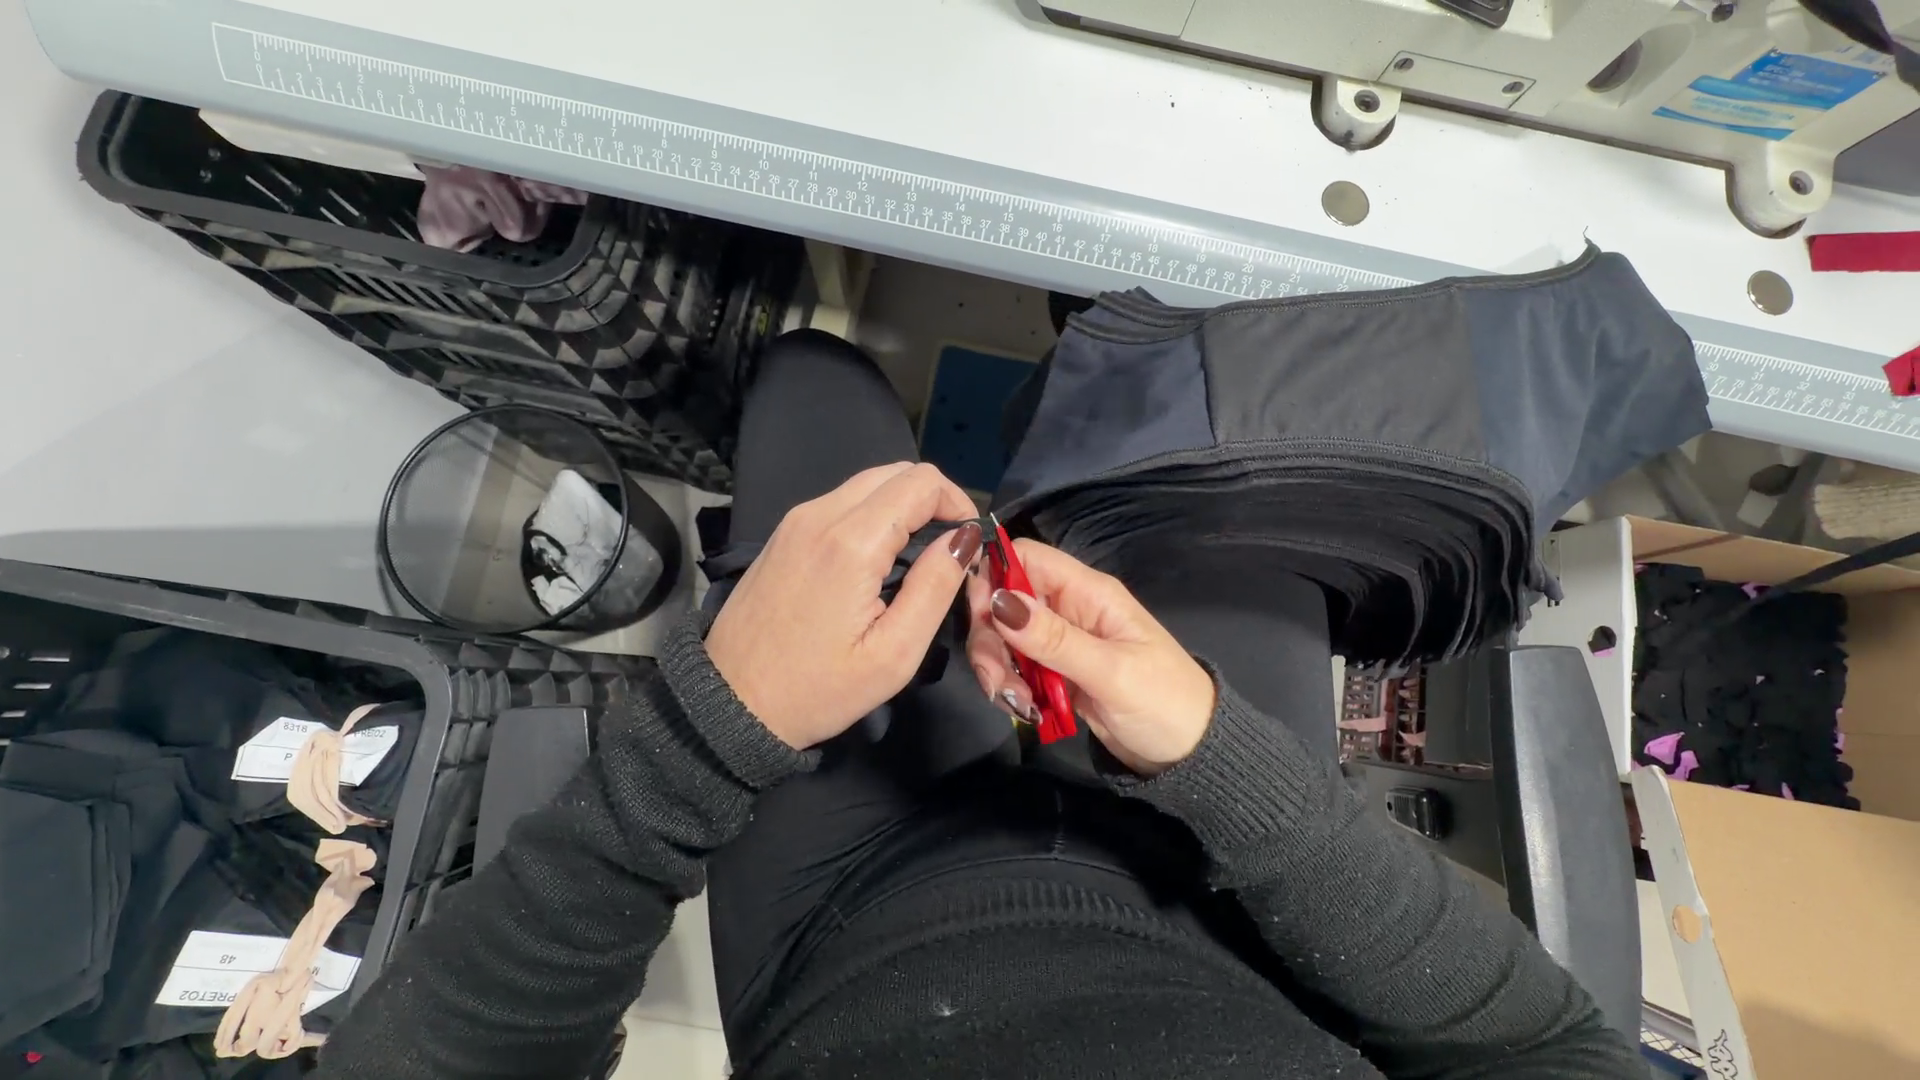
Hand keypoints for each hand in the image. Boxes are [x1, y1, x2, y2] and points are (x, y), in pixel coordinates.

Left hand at [706, 463, 981, 749]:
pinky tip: (878, 560)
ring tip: (917, 558)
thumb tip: (965, 539)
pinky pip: (841, 503)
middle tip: (949, 549)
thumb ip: (935, 587)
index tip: (970, 543)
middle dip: (933, 500)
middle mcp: (820, 514)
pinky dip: (872, 516)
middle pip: (895, 471)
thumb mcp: (894, 654)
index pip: (921, 481)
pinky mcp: (783, 533)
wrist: (729, 704)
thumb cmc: (817, 688)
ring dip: (902, 507)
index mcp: (851, 542)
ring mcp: (796, 520)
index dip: (958, 503)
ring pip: (867, 484)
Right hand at [966, 540, 1214, 775]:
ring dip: (999, 669)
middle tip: (998, 681)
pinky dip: (1011, 687)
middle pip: (1005, 601)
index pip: (1027, 558)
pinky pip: (1016, 667)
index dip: (995, 576)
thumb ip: (1054, 639)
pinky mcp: (1054, 672)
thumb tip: (999, 600)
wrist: (1189, 752)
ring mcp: (1060, 642)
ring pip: (1004, 638)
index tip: (981, 617)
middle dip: (991, 639)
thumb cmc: (1164, 702)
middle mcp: (1069, 609)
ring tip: (1018, 705)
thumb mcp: (1110, 671)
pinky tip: (1025, 711)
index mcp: (1088, 592)